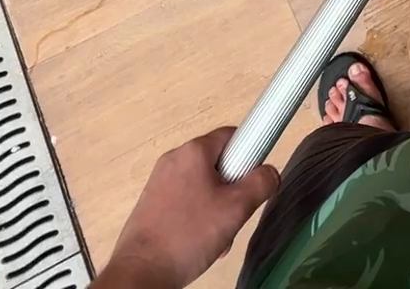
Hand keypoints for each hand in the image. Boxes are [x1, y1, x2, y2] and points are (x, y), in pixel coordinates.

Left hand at [99, 127, 280, 288]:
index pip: (233, 135)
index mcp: (193, 151)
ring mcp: (158, 183)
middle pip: (218, 162)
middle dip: (232, 188)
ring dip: (216, 206)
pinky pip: (184, 200)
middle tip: (235, 213)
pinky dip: (196, 216)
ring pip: (202, 184)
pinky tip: (198, 242)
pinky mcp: (148, 205)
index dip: (249, 154)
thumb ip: (262, 183)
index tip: (252, 181)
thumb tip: (270, 173)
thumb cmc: (189, 234)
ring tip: (217, 235)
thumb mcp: (237, 208)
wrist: (139, 276)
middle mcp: (173, 159)